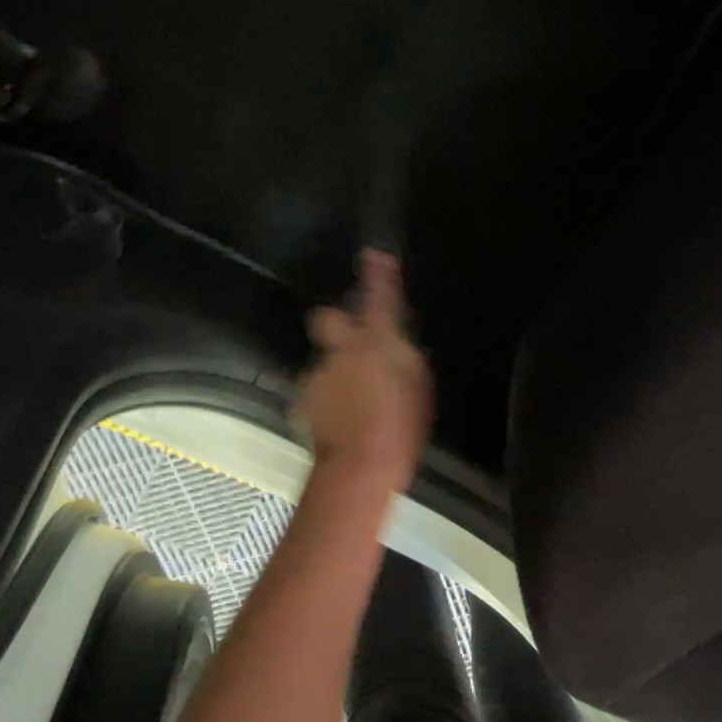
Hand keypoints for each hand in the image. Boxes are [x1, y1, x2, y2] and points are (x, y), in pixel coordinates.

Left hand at [292, 250, 432, 486]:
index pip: (376, 298)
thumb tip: (398, 342)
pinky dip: (328, 397)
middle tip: (357, 342)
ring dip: (337, 369)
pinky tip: (342, 417)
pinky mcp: (303, 402)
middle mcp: (340, 351)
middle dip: (338, 323)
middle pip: (328, 319)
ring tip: (356, 396)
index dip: (376, 274)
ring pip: (325, 358)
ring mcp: (317, 376)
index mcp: (373, 342)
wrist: (359, 467)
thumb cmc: (400, 426)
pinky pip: (318, 390)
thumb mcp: (417, 385)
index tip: (374, 254)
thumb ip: (405, 356)